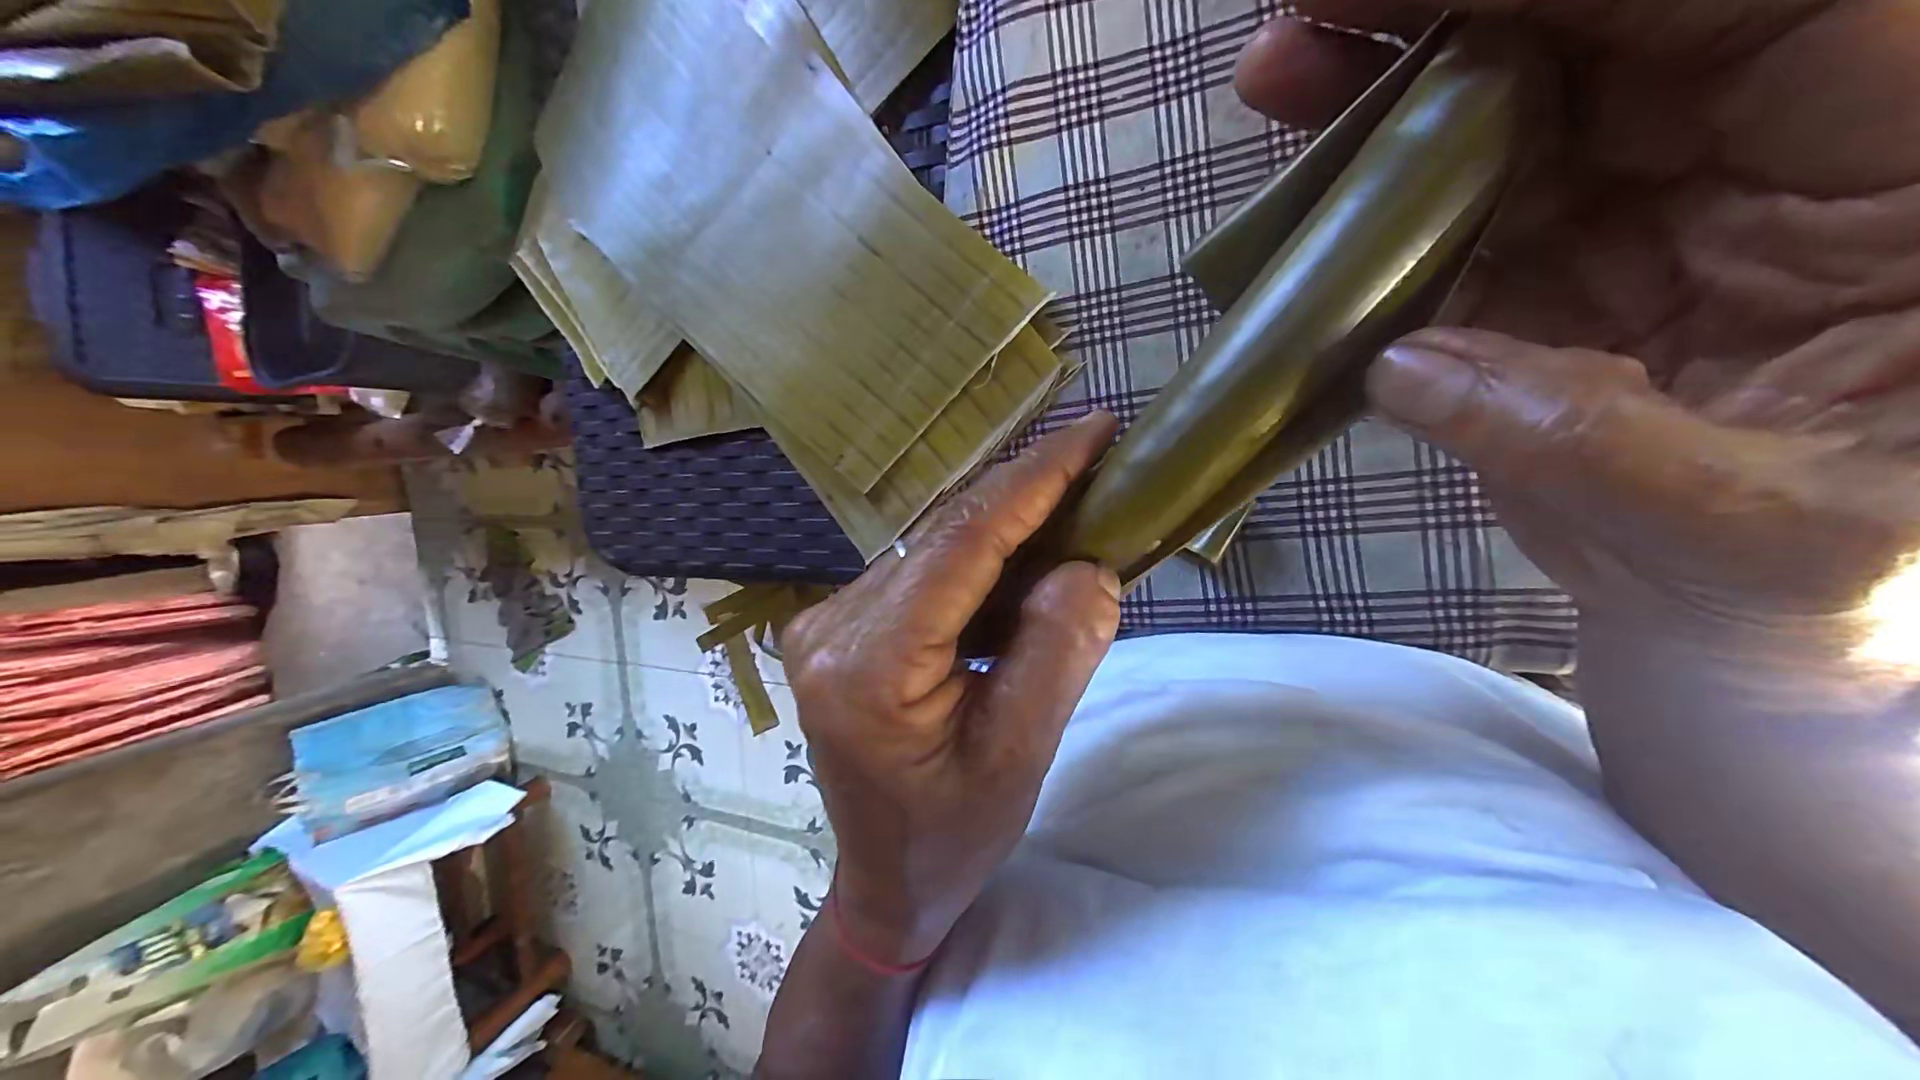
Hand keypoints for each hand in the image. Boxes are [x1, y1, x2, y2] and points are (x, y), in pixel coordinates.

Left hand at [780, 413, 1122, 964]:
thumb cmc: (954, 833)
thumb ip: (1057, 652)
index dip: (1031, 480)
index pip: (961, 545)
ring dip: (1003, 520)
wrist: (888, 877)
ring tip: (1072, 494)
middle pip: (943, 536)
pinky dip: (976, 554)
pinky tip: (1023, 546)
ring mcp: (826, 623)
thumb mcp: (1020, 754)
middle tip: (1094, 451)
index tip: (1092, 431)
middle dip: (1023, 491)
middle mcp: (832, 628)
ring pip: (932, 548)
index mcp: (869, 666)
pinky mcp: (839, 627)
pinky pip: (921, 571)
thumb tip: (1090, 564)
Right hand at [1236, 0, 1919, 668]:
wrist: (1756, 623)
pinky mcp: (1539, 280)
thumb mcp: (1760, 527)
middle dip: (1440, 18)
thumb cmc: (1835, 582)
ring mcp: (1634, 217)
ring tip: (1277, 80)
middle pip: (1596, 37)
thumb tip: (1407, 370)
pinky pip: (1446, 223)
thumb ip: (1592, 440)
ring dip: (1382, 101)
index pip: (1736, 8)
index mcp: (1901, 155)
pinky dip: (1368, 215)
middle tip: (1303, 22)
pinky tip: (1303, 205)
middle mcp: (1768, 154)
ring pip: (1499, 119)